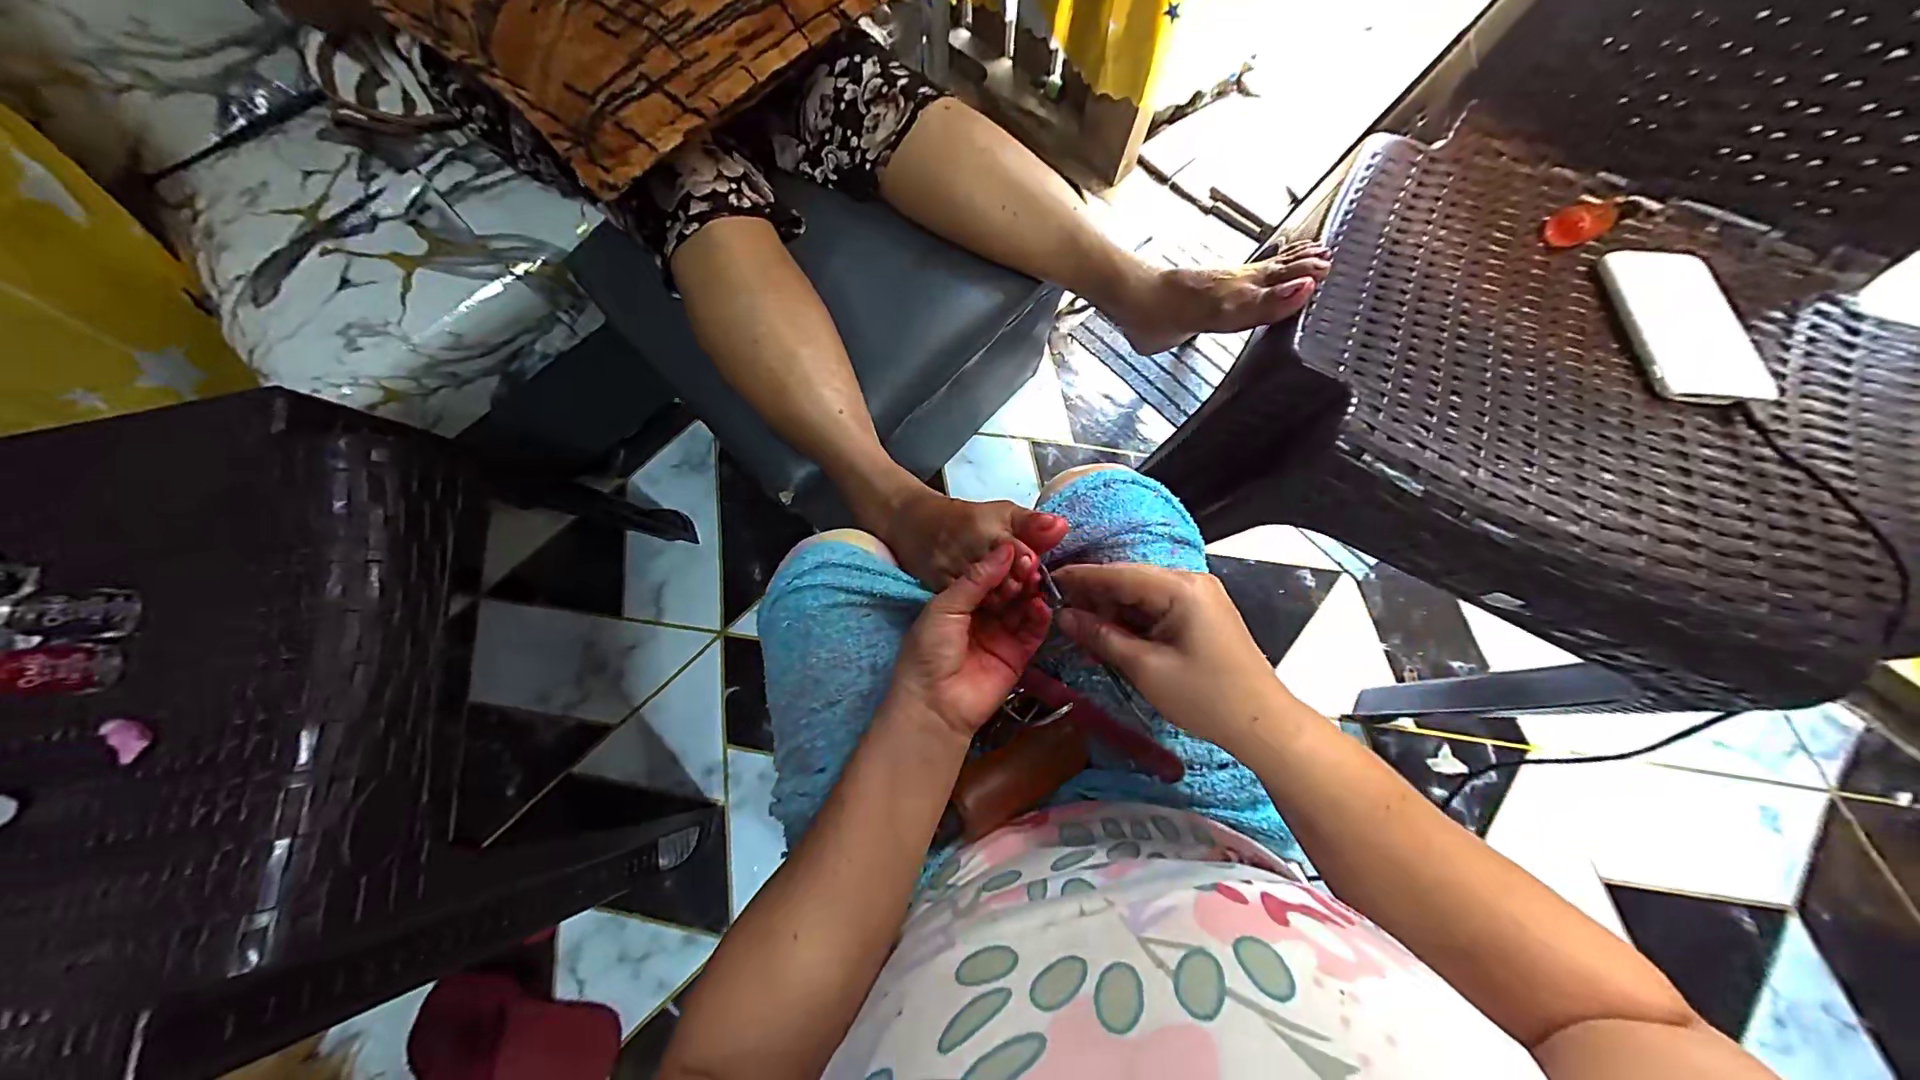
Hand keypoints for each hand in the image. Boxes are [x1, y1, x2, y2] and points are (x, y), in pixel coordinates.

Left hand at [886, 543, 1052, 741]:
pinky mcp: (1018, 655)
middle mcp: (983, 615)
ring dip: (1032, 592)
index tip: (1018, 548)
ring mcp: (1002, 635)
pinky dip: (1039, 617)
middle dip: (1019, 575)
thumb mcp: (945, 607)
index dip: (1002, 562)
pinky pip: (1033, 631)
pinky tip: (1040, 604)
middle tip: (1031, 561)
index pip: (987, 576)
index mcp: (960, 602)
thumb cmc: (929, 651)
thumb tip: (1005, 549)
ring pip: (1023, 607)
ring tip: (1037, 579)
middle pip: (1008, 589)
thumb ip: (977, 579)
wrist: (934, 704)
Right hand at [1051, 563, 1294, 753]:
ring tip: (1082, 630)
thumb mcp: (1146, 668)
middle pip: (1129, 581)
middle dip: (1094, 597)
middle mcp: (1191, 582)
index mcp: (1181, 588)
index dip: (1080, 578)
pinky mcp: (1200, 613)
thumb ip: (1101, 636)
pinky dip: (1132, 621)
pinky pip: (1156, 608)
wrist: (1262, 724)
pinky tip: (1110, 636)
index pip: (1118, 574)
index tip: (1047, 582)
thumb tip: (1065, 617)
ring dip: (1111, 611)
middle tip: (1060, 614)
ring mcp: (1198, 596)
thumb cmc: (1207, 697)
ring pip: (1140, 595)